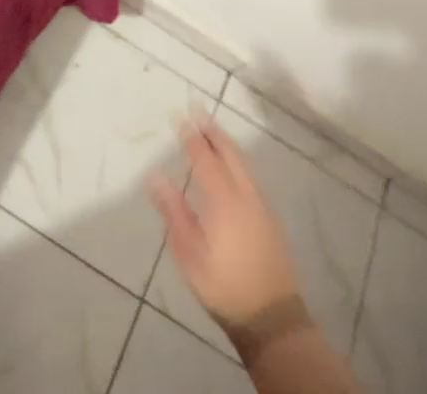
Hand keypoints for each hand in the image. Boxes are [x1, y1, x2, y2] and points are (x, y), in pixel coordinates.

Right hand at [147, 114, 301, 330]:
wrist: (271, 315)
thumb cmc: (223, 286)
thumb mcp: (189, 254)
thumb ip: (174, 213)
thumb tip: (156, 177)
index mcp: (224, 201)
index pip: (205, 159)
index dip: (191, 136)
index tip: (180, 115)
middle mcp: (246, 195)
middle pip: (230, 154)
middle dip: (213, 131)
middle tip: (198, 111)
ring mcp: (262, 205)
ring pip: (243, 164)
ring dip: (226, 143)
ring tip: (212, 131)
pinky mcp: (269, 217)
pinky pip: (250, 176)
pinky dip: (237, 160)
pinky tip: (231, 165)